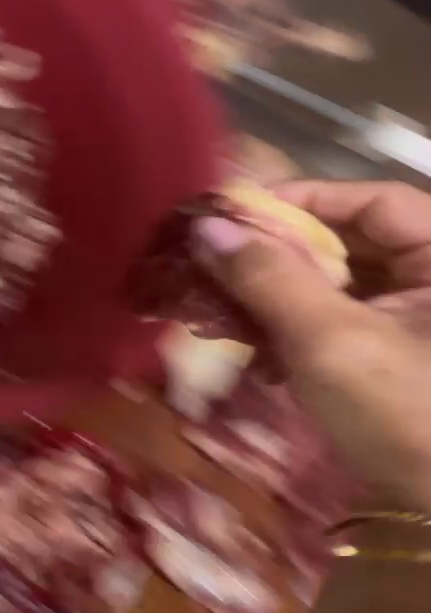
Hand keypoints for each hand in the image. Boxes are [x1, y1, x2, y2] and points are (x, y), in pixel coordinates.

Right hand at [195, 181, 430, 509]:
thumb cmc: (409, 412)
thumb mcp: (328, 339)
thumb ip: (266, 275)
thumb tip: (204, 224)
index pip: (376, 200)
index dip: (302, 200)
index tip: (231, 219)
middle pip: (351, 239)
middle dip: (275, 250)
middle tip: (210, 263)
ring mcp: (422, 323)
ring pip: (338, 278)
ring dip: (271, 288)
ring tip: (219, 308)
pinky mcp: (403, 355)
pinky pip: (338, 315)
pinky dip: (289, 320)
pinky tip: (253, 344)